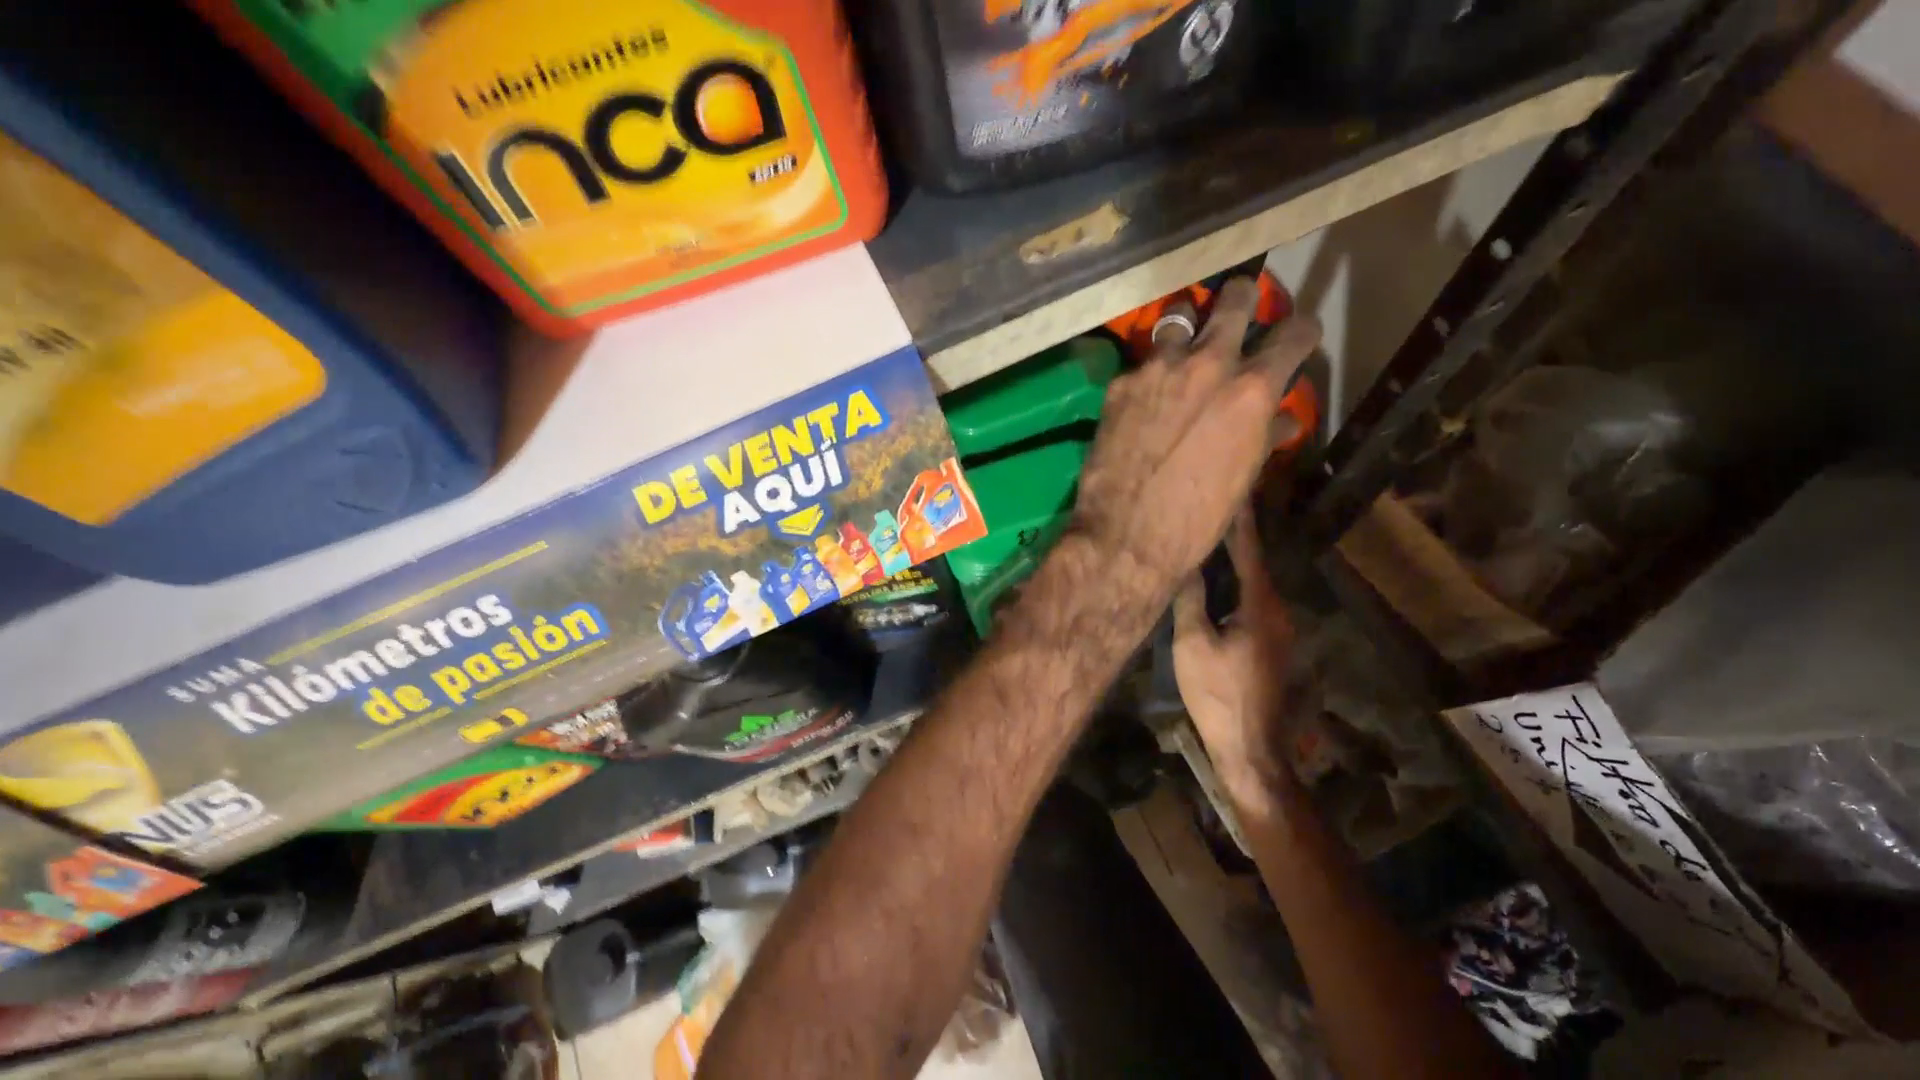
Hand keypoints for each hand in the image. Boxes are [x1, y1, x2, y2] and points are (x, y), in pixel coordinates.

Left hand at [1073, 277, 1320, 597]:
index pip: (1293, 335)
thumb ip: (1266, 436)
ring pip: (1179, 320)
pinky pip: (1143, 363)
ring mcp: (1158, 368)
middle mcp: (1207, 364)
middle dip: (1244, 296)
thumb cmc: (1198, 516)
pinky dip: (1152, 373)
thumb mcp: (1244, 475)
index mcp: (1251, 388)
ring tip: (1186, 341)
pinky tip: (1146, 396)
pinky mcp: (1121, 383)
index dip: (1302, 331)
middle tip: (1244, 297)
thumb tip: (1285, 420)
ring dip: (1188, 327)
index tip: (1301, 331)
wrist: (1127, 535)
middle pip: (1234, 301)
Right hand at [1172, 513, 1297, 804]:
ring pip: (1257, 588)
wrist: (1252, 749)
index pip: (1248, 550)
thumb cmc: (1218, 695)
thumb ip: (1189, 599)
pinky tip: (1221, 589)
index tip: (1234, 491)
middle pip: (1256, 565)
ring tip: (1213, 545)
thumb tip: (1185, 559)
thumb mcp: (1192, 645)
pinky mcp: (1279, 649)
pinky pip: (1258, 607)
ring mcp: (1284, 632)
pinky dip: (1240, 590)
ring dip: (1237, 567)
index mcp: (1260, 604)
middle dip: (1237, 540)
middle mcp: (1280, 611)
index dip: (1239, 521)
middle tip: (1214, 513)